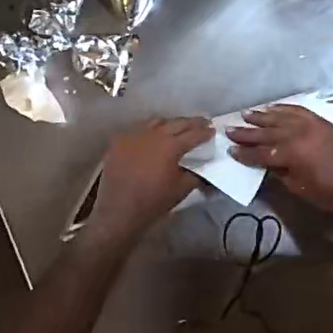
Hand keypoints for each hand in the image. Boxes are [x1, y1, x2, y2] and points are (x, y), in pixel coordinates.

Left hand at [91, 117, 212, 241]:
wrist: (119, 211)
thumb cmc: (154, 201)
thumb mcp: (181, 189)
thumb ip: (196, 175)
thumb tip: (205, 169)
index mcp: (171, 146)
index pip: (193, 134)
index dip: (205, 132)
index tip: (213, 130)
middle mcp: (153, 134)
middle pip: (177, 122)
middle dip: (192, 122)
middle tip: (202, 123)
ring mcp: (134, 134)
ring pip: (156, 121)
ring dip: (170, 123)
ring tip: (177, 127)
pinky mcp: (119, 140)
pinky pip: (138, 128)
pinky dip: (149, 129)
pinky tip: (152, 134)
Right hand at [228, 105, 332, 216]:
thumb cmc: (328, 194)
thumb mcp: (298, 186)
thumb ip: (278, 170)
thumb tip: (264, 161)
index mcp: (292, 153)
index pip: (261, 152)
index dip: (245, 152)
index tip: (230, 149)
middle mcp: (299, 133)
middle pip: (267, 131)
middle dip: (247, 132)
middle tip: (229, 129)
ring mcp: (311, 124)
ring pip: (280, 117)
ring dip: (262, 116)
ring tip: (246, 114)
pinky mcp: (320, 121)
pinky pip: (297, 110)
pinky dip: (283, 108)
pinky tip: (272, 108)